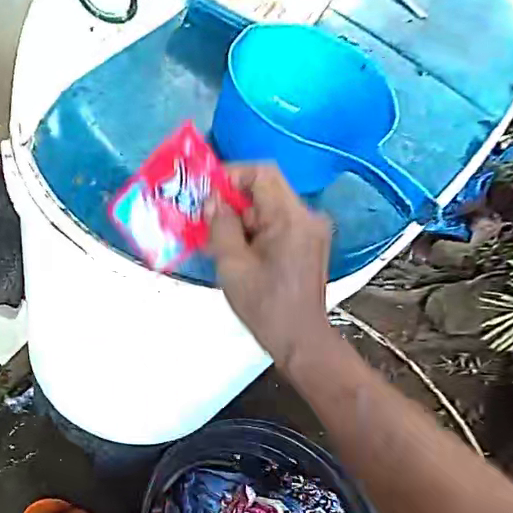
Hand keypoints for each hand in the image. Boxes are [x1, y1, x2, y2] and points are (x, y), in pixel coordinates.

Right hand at [206, 163, 333, 368]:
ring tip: (214, 240)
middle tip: (202, 219)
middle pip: (265, 190)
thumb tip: (212, 202)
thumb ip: (221, 227)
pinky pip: (276, 225)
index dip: (231, 175)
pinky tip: (234, 252)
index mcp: (291, 218)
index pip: (262, 173)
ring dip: (239, 219)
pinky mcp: (307, 244)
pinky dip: (252, 231)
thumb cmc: (265, 306)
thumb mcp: (232, 266)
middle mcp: (307, 217)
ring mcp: (310, 231)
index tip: (205, 193)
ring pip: (268, 208)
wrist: (299, 339)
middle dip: (231, 201)